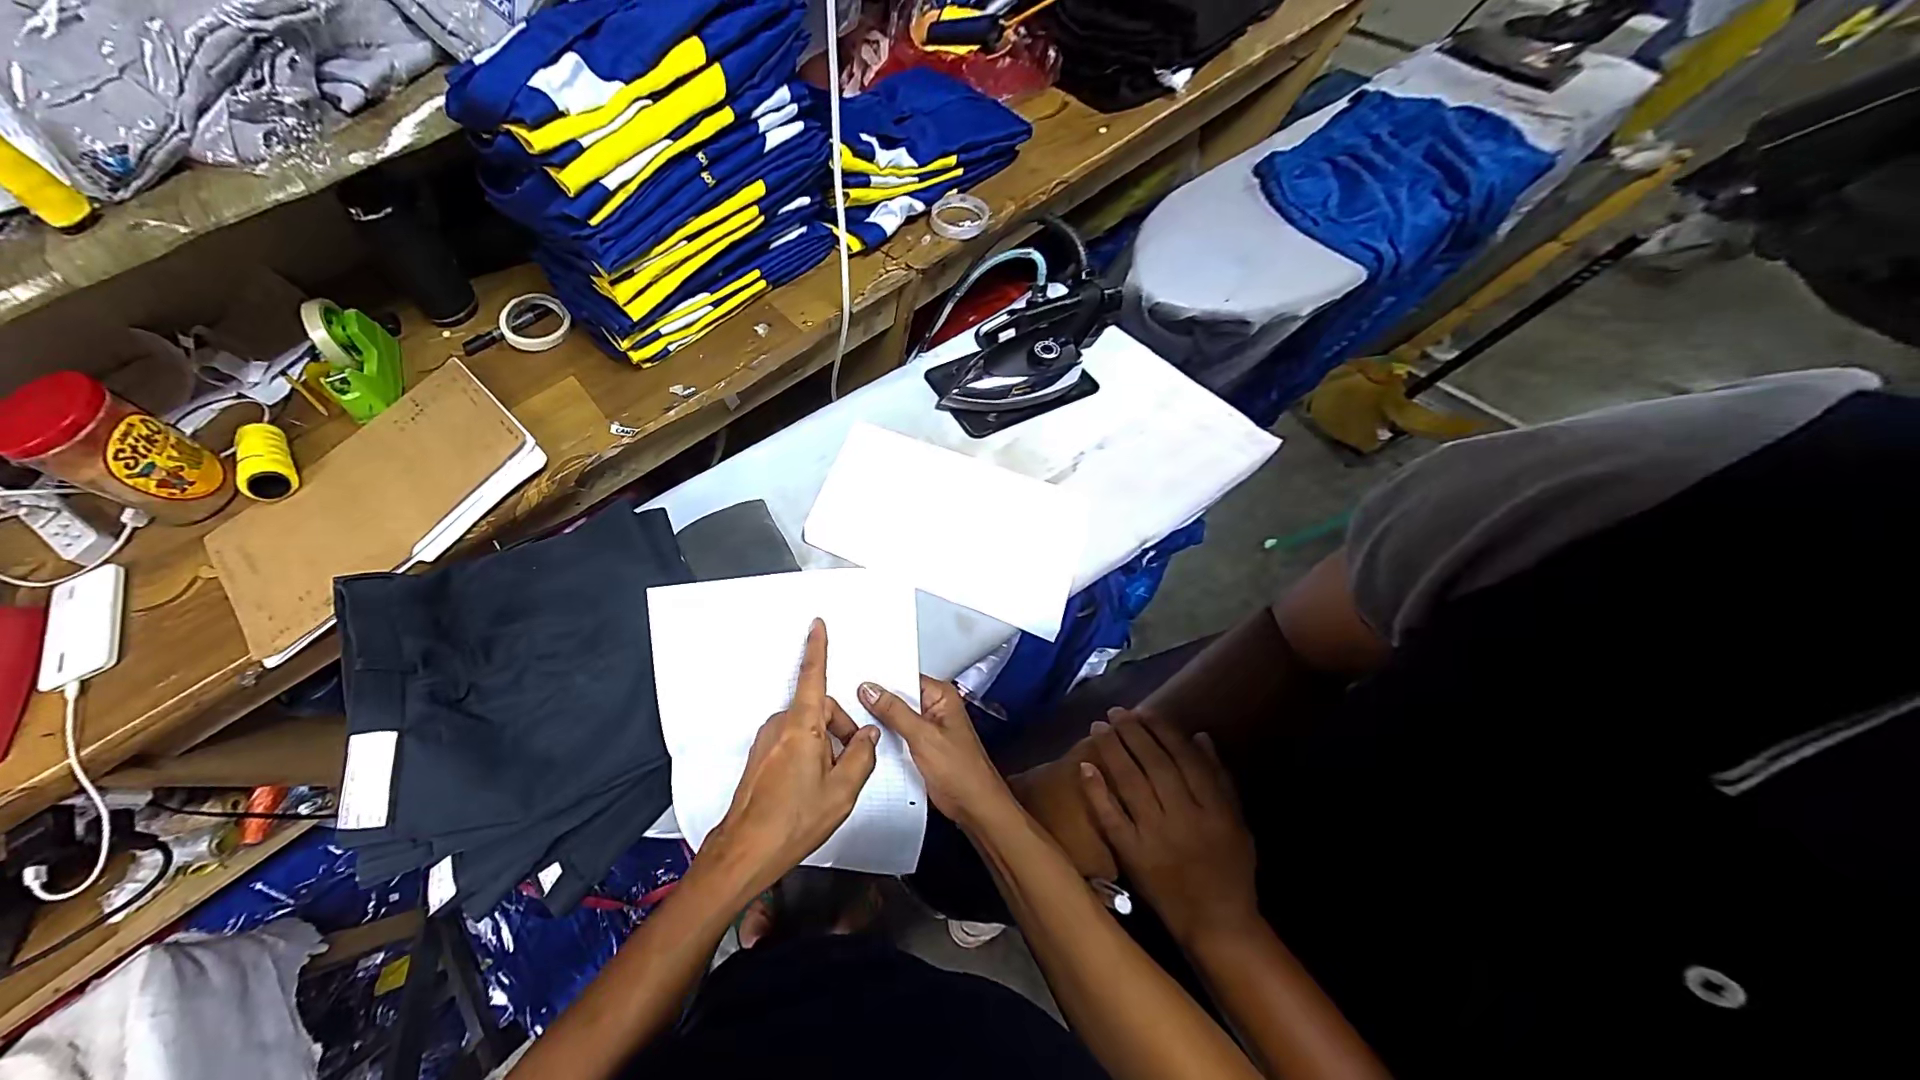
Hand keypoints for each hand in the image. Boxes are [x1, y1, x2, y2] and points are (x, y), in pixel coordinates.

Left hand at [704, 620, 879, 888]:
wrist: (745, 850)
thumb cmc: (789, 822)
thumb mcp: (842, 791)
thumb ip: (861, 756)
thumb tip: (867, 739)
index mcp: (801, 728)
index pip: (813, 677)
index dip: (817, 648)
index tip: (817, 627)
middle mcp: (780, 728)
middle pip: (820, 709)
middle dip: (840, 728)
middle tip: (850, 761)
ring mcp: (767, 742)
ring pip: (807, 727)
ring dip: (825, 745)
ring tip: (829, 783)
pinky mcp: (761, 757)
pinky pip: (793, 742)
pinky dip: (809, 754)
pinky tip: (812, 786)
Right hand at [859, 678, 1013, 825]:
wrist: (973, 805)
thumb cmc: (964, 771)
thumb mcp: (924, 737)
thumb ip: (895, 712)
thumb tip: (871, 691)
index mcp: (941, 696)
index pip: (904, 677)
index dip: (881, 680)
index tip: (857, 683)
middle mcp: (935, 708)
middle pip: (898, 697)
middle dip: (877, 702)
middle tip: (852, 704)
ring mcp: (927, 728)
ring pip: (895, 718)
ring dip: (880, 722)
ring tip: (858, 723)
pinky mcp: (920, 746)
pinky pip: (897, 736)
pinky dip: (885, 739)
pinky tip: (870, 741)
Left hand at [1081, 709, 1258, 946]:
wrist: (1216, 920)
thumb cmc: (1230, 868)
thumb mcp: (1236, 821)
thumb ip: (1219, 778)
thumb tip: (1199, 736)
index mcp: (1214, 808)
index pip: (1184, 758)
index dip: (1162, 731)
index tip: (1144, 710)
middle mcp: (1184, 817)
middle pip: (1154, 765)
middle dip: (1133, 733)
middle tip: (1115, 712)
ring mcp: (1156, 836)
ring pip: (1131, 783)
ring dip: (1112, 751)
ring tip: (1098, 727)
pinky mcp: (1133, 854)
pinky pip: (1111, 817)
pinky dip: (1097, 791)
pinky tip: (1085, 767)